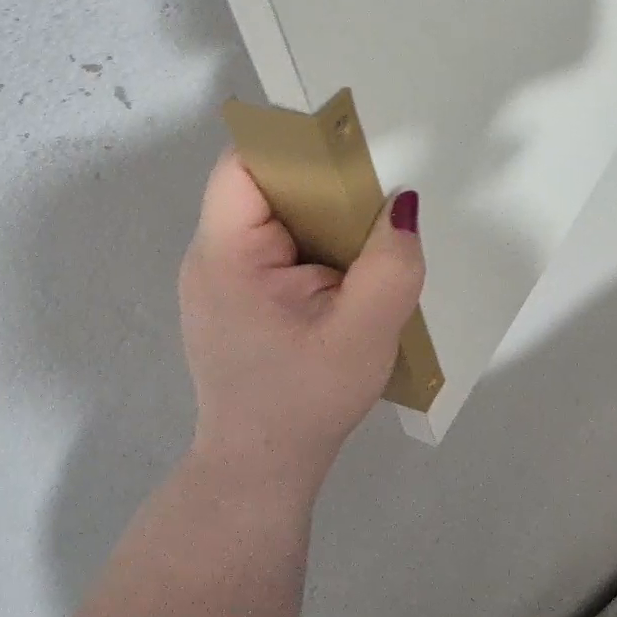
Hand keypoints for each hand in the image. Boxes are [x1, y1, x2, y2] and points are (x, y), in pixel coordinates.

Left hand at [176, 150, 424, 498]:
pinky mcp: (239, 295)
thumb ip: (391, 266)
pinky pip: (279, 243)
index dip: (295, 144)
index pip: (245, 165)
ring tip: (372, 225)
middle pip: (264, 184)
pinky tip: (351, 263)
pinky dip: (317, 241)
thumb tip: (402, 204)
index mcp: (227, 255)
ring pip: (276, 214)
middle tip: (379, 187)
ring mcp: (223, 276)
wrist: (259, 471)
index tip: (352, 144)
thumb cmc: (305, 402)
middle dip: (323, 179)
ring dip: (325, 214)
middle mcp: (213, 256)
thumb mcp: (365, 334)